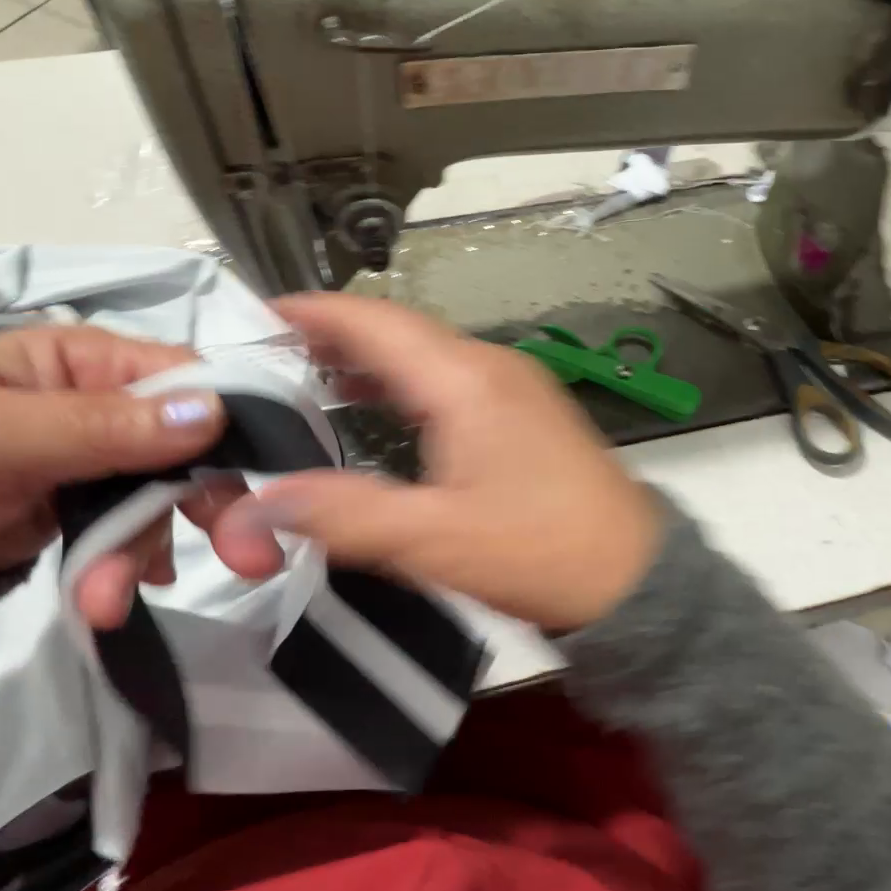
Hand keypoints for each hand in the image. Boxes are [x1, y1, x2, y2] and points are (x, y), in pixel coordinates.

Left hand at [0, 325, 260, 626]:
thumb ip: (103, 426)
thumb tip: (213, 413)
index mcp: (83, 360)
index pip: (186, 378)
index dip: (230, 425)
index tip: (260, 484)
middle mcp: (102, 405)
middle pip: (188, 447)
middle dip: (206, 503)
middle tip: (244, 558)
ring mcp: (94, 462)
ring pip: (160, 500)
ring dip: (144, 551)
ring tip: (104, 601)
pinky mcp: (81, 512)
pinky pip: (130, 534)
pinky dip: (128, 566)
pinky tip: (118, 593)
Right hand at [222, 294, 661, 631]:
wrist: (634, 578)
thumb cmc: (540, 553)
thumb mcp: (435, 540)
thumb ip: (344, 516)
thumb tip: (257, 505)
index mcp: (466, 381)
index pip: (376, 322)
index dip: (313, 312)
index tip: (257, 315)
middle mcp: (491, 367)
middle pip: (399, 333)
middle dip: (333, 337)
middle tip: (267, 355)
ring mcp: (515, 388)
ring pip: (426, 357)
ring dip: (369, 363)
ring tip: (307, 379)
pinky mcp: (526, 415)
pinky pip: (451, 383)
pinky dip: (405, 387)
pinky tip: (379, 413)